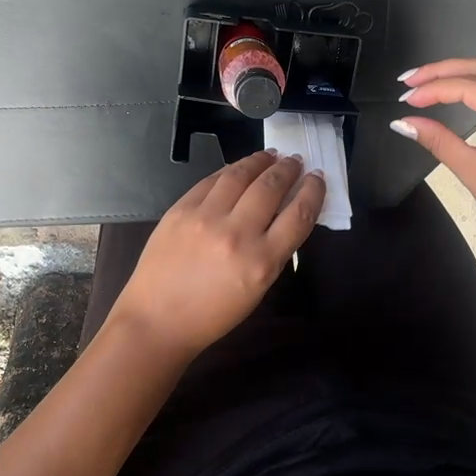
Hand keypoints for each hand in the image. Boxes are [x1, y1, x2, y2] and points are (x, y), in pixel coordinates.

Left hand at [110, 151, 325, 358]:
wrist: (157, 320)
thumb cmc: (212, 314)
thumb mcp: (257, 288)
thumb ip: (274, 250)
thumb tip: (287, 213)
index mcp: (261, 262)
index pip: (299, 215)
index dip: (313, 191)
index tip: (318, 178)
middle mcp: (236, 234)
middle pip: (271, 187)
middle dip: (288, 170)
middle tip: (296, 161)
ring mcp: (205, 218)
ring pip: (240, 175)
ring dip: (260, 161)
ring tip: (271, 155)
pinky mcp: (180, 209)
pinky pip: (211, 181)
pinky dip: (229, 171)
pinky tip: (238, 168)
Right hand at [389, 59, 475, 244]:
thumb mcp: (470, 169)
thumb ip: (437, 140)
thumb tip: (402, 122)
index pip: (469, 86)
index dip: (434, 88)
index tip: (406, 99)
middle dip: (442, 70)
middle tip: (409, 80)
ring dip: (457, 74)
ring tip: (424, 82)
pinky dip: (472, 83)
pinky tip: (452, 91)